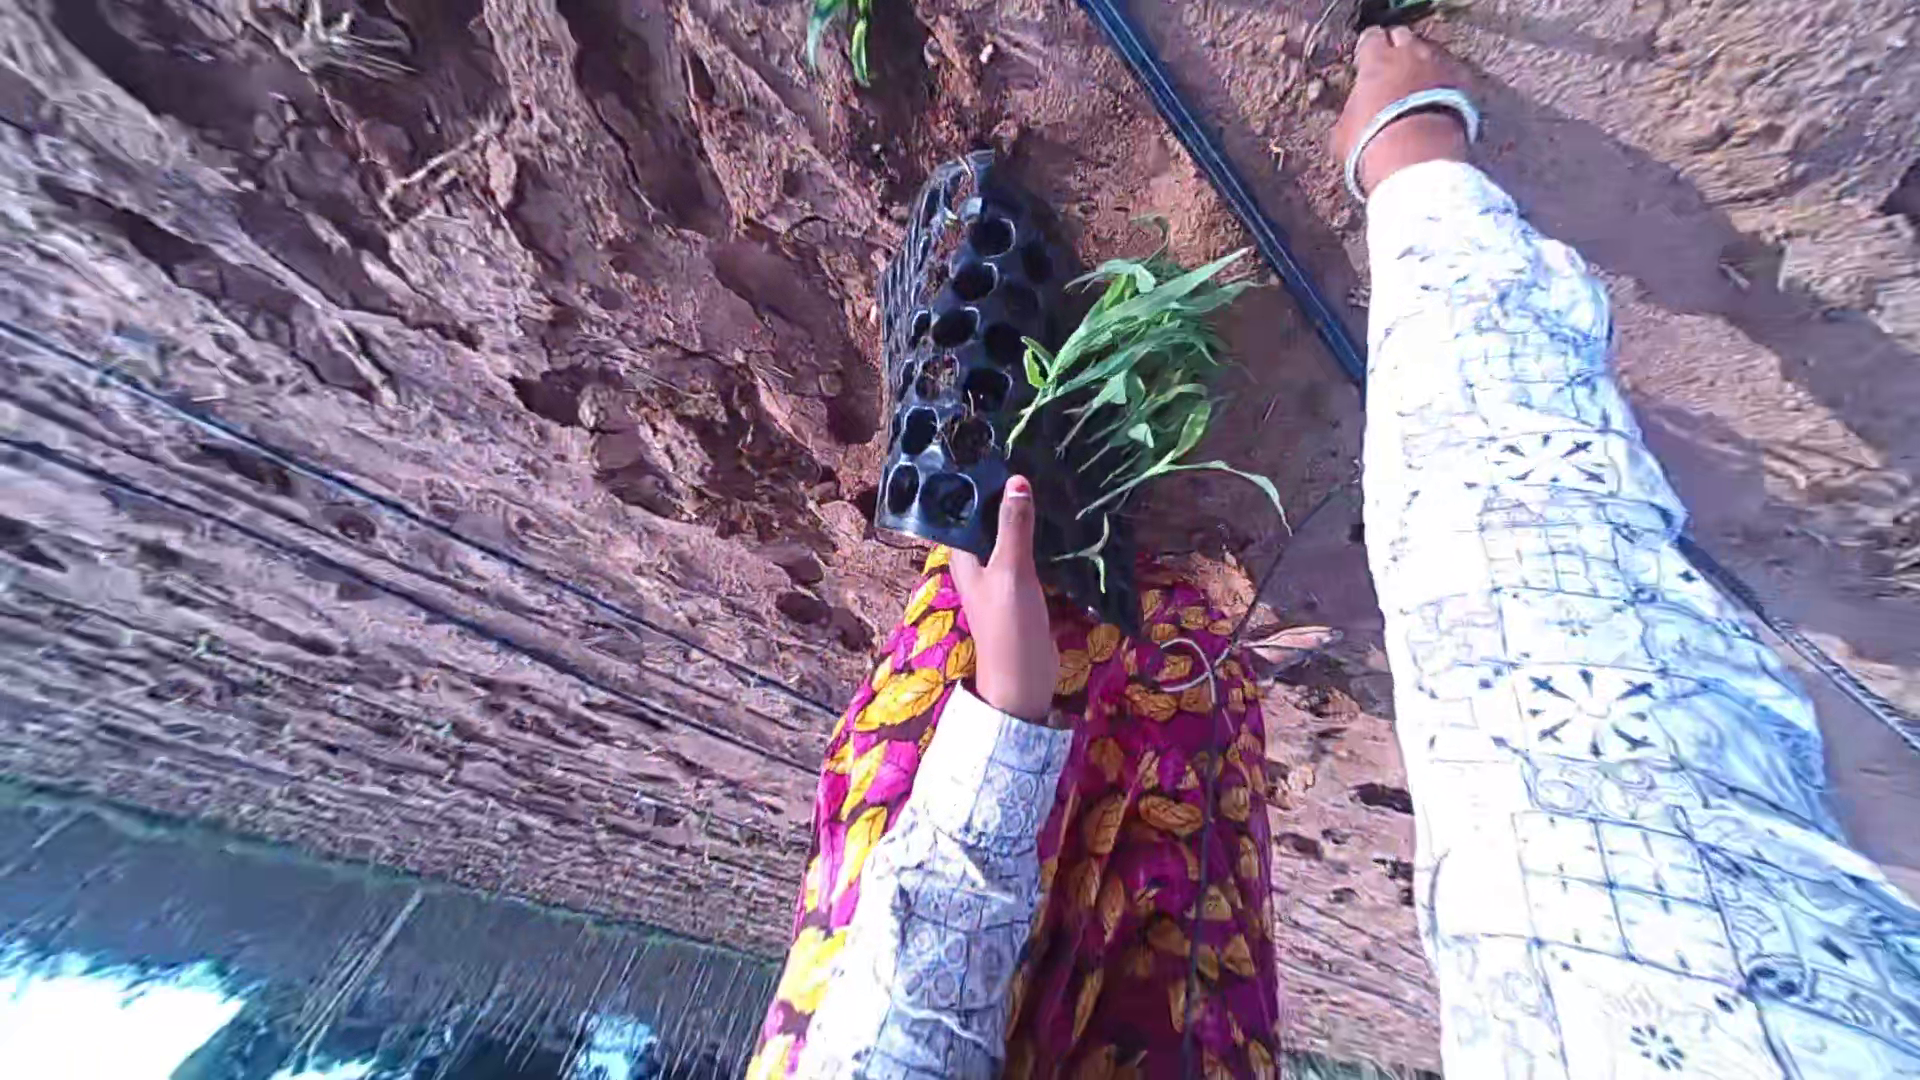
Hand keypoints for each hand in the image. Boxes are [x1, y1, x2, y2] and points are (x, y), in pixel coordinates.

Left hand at [949, 476, 1059, 723]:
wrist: (1024, 678)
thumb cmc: (1008, 624)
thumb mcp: (1010, 570)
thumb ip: (1013, 527)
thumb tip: (1016, 481)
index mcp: (963, 555)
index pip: (964, 509)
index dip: (978, 482)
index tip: (998, 450)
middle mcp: (977, 561)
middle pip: (989, 520)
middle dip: (1007, 495)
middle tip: (1033, 458)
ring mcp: (1000, 573)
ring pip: (1011, 535)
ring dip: (1025, 514)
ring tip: (1048, 478)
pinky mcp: (1022, 585)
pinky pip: (1028, 552)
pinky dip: (1039, 536)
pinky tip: (1058, 517)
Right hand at [1330, 26, 1471, 196]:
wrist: (1411, 154)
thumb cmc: (1368, 143)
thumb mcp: (1341, 134)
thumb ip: (1348, 112)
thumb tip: (1350, 113)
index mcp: (1377, 61)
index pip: (1370, 38)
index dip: (1366, 48)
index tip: (1363, 58)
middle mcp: (1411, 52)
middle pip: (1403, 36)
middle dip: (1395, 49)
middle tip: (1387, 68)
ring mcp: (1440, 61)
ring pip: (1428, 52)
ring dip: (1419, 65)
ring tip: (1411, 87)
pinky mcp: (1462, 77)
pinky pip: (1449, 71)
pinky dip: (1440, 81)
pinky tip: (1432, 100)